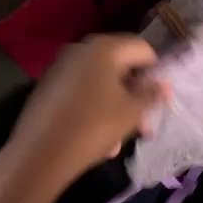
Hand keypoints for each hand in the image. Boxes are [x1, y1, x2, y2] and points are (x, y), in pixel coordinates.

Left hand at [6, 35, 169, 185]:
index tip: (158, 99)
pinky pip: (80, 92)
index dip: (155, 72)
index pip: (142, 48)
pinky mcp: (47, 87)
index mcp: (104, 48)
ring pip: (100, 83)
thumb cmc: (93, 127)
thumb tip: (163, 83)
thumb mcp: (131, 112)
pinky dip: (93, 108)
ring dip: (115, 106)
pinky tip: (96, 139)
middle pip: (119, 66)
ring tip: (118, 140)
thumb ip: (151, 94)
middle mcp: (80, 49)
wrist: (38, 155)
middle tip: (143, 124)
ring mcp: (60, 67)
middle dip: (134, 95)